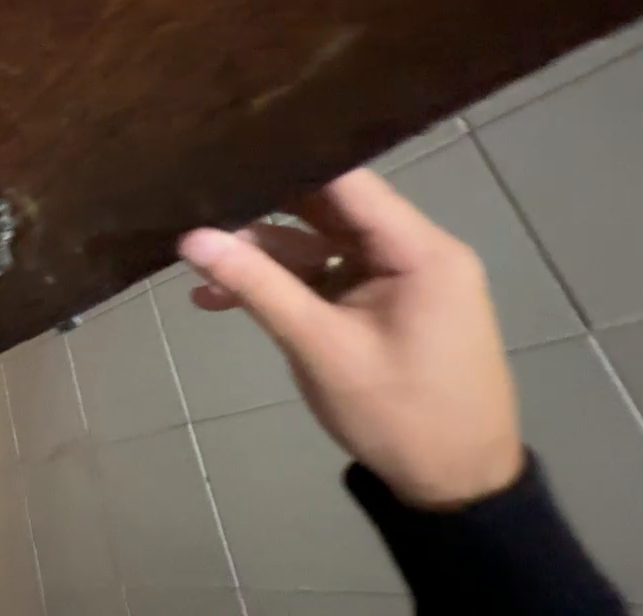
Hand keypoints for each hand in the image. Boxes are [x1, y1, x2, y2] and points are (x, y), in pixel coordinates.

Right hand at [180, 169, 524, 509]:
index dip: (286, 162)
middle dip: (259, 208)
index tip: (224, 152)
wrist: (454, 490)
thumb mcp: (320, 347)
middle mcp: (410, 252)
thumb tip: (188, 238)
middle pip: (325, 207)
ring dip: (258, 255)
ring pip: (313, 242)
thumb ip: (255, 284)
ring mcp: (392, 277)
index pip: (346, 182)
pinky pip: (318, 276)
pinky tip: (217, 299)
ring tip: (198, 265)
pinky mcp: (375, 302)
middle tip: (196, 199)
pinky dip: (275, 284)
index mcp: (419, 251)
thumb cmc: (401, 414)